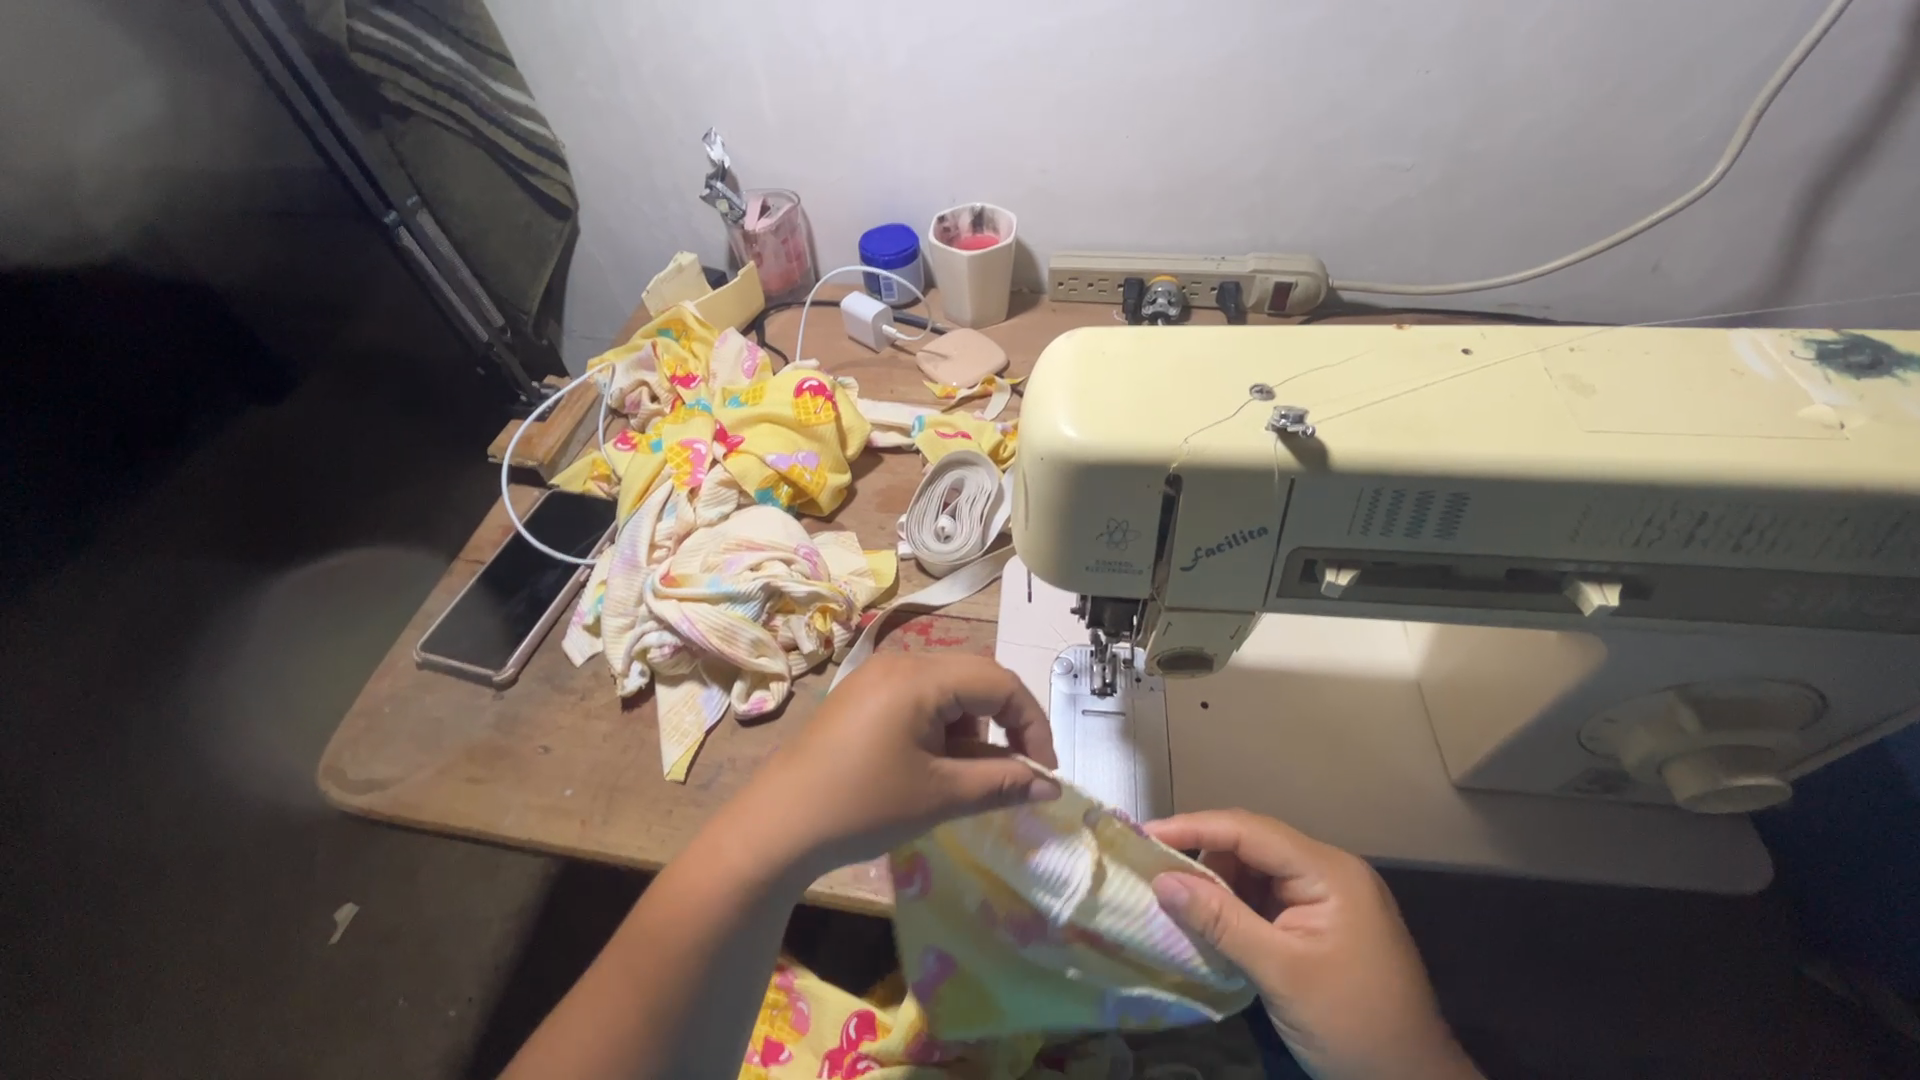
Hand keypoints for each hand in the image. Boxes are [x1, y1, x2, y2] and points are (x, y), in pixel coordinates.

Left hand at [742, 654, 1059, 876]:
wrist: (778, 826)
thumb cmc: (863, 806)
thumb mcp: (941, 796)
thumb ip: (1002, 783)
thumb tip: (1050, 786)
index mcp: (920, 676)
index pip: (999, 682)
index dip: (1031, 724)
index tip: (1042, 771)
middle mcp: (900, 663)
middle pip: (975, 679)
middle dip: (1003, 724)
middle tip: (1013, 772)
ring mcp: (877, 678)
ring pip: (949, 690)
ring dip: (971, 729)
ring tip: (962, 778)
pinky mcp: (863, 697)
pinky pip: (920, 699)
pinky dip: (941, 729)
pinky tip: (930, 767)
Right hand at [1145, 811, 1478, 1079]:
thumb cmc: (1352, 1026)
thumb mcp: (1281, 974)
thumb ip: (1220, 922)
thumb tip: (1161, 881)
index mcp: (1328, 872)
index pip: (1249, 831)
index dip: (1194, 828)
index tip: (1145, 835)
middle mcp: (1329, 872)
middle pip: (1251, 846)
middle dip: (1203, 859)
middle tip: (1155, 876)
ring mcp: (1327, 897)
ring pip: (1255, 872)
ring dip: (1217, 887)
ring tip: (1179, 905)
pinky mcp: (1321, 922)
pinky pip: (1267, 898)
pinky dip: (1235, 908)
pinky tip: (1210, 925)